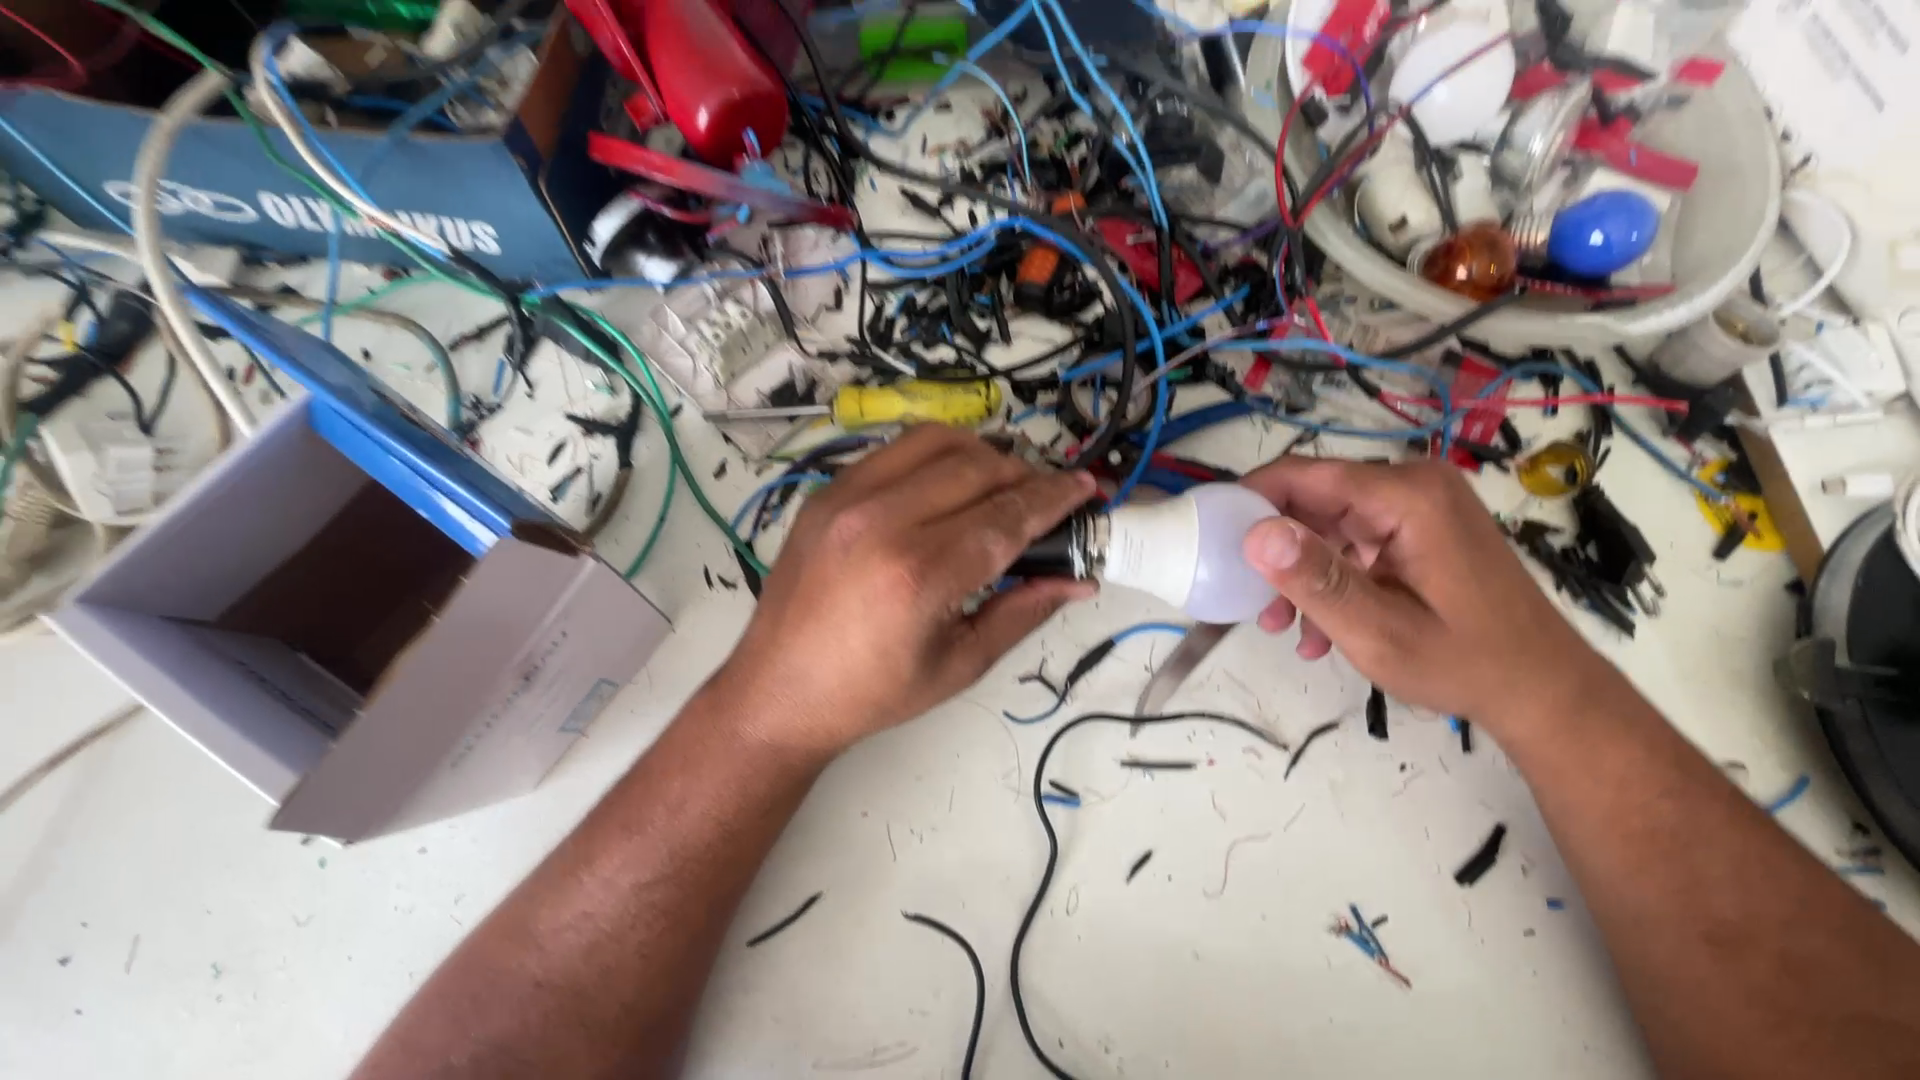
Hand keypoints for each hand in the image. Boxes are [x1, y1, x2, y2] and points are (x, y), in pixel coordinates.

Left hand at [717, 427, 1096, 756]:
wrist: (778, 690)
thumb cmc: (872, 694)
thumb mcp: (959, 665)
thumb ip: (1023, 612)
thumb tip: (1079, 579)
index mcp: (918, 575)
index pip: (1006, 517)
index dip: (1054, 500)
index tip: (1087, 488)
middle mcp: (880, 522)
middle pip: (977, 468)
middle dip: (1026, 475)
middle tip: (1049, 497)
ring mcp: (845, 499)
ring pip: (936, 441)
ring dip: (983, 454)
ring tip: (1002, 484)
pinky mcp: (825, 492)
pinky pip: (894, 450)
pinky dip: (935, 456)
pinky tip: (949, 484)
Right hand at [1237, 458, 1611, 725]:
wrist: (1543, 690)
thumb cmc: (1464, 663)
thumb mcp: (1377, 630)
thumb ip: (1315, 580)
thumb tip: (1254, 534)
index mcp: (1407, 497)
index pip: (1304, 475)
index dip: (1250, 500)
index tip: (1213, 541)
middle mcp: (1413, 486)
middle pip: (1313, 499)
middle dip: (1275, 549)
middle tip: (1252, 602)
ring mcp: (1419, 507)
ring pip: (1328, 523)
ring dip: (1299, 572)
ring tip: (1283, 626)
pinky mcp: (1421, 530)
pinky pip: (1354, 541)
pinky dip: (1330, 578)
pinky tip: (1321, 628)